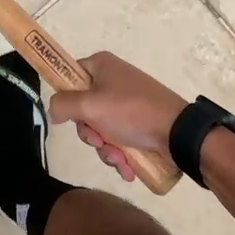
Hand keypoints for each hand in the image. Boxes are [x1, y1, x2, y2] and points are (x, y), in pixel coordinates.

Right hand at [46, 52, 185, 182]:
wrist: (180, 134)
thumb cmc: (131, 112)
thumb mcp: (90, 106)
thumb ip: (63, 105)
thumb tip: (54, 110)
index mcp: (102, 65)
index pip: (70, 75)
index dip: (68, 98)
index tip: (73, 118)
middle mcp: (114, 79)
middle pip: (85, 107)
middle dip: (91, 133)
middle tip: (99, 143)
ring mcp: (130, 101)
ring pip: (103, 127)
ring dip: (106, 149)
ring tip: (119, 162)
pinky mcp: (142, 121)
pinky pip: (121, 136)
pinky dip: (121, 154)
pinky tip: (127, 168)